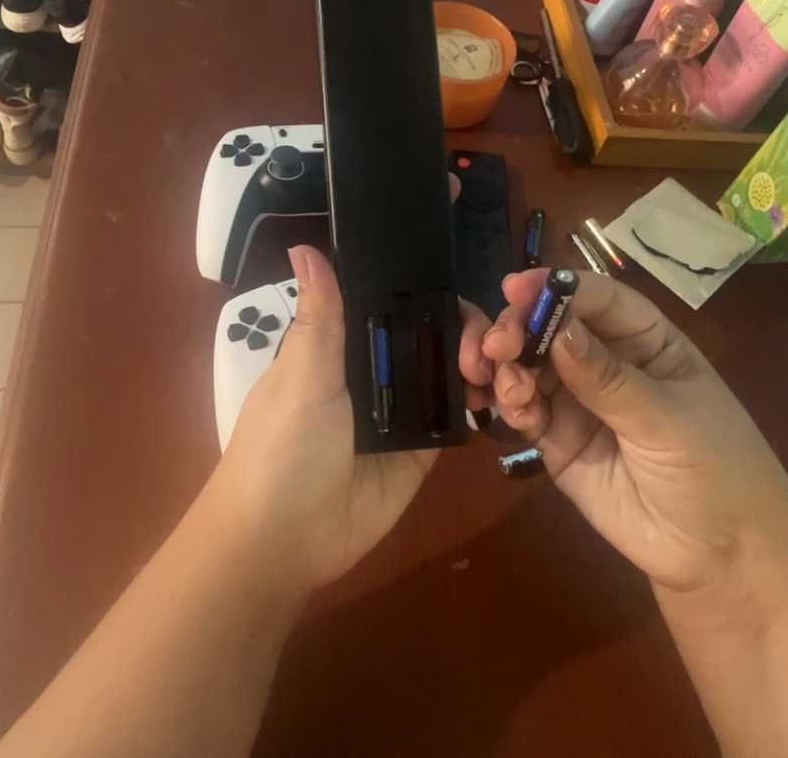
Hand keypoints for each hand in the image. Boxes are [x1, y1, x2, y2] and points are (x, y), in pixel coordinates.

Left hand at [208, 246, 486, 592]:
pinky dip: (483, 398)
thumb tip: (304, 246)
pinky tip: (504, 391)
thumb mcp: (301, 375)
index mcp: (340, 342)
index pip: (392, 298)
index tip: (465, 274)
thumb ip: (321, 317)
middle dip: (466, 323)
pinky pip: (459, 413)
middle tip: (490, 342)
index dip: (426, 282)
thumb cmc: (282, 446)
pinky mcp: (426, 445)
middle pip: (431, 328)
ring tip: (502, 365)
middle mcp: (375, 366)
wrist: (286, 540)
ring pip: (450, 366)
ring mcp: (403, 406)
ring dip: (481, 357)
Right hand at [468, 269, 787, 596]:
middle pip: (551, 327)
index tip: (515, 288)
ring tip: (497, 379)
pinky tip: (510, 407)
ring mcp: (579, 402)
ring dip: (505, 364)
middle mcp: (607, 363)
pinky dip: (508, 402)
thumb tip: (557, 330)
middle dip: (517, 328)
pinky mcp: (557, 441)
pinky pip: (524, 410)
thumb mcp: (668, 420)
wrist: (720, 561)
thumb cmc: (717, 473)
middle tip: (495, 344)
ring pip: (529, 365)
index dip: (557, 287)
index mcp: (647, 341)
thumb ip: (608, 378)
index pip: (598, 300)